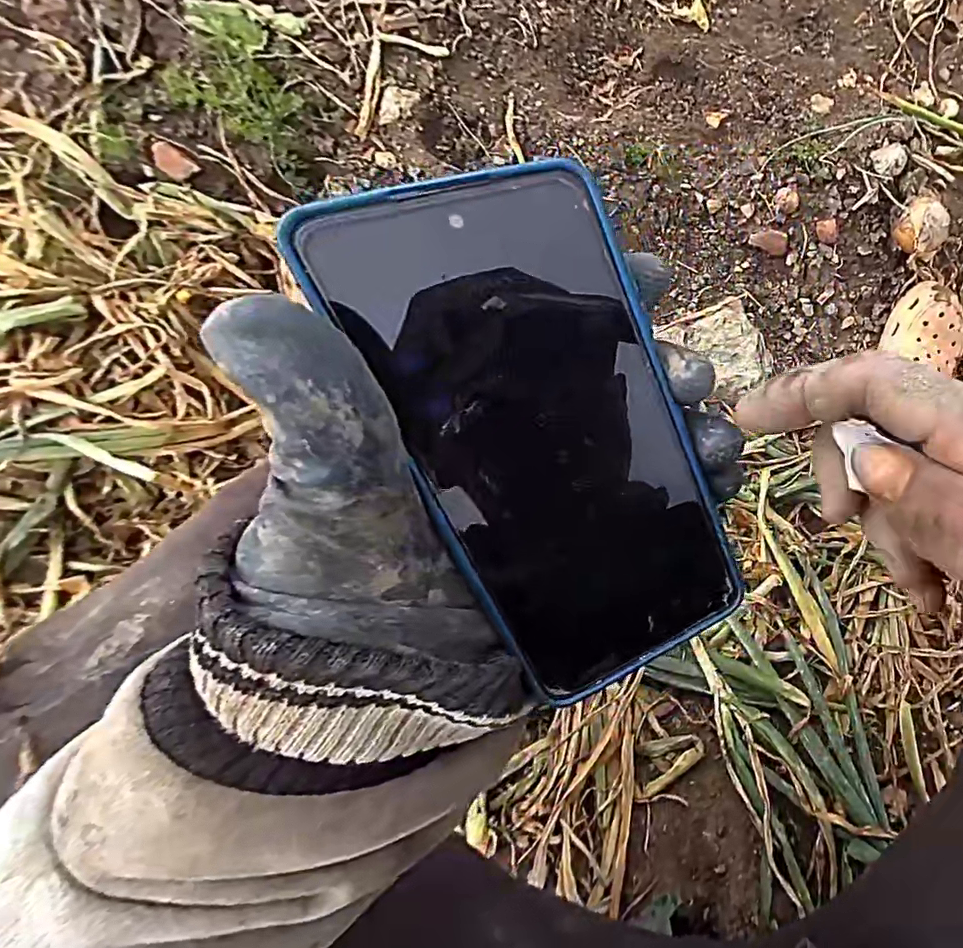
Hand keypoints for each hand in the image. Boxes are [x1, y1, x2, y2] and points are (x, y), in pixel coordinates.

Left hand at [201, 252, 742, 661]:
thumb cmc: (341, 574)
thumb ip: (317, 407)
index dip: (607, 289)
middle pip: (631, 375)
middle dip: (673, 361)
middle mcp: (545, 426)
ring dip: (701, 425)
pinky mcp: (611, 534)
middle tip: (689, 375)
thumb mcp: (326, 485)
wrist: (378, 686)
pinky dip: (706, 484)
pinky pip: (673, 498)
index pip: (554, 324)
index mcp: (489, 393)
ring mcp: (586, 481)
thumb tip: (243, 315)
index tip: (648, 275)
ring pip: (664, 434)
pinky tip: (719, 483)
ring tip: (715, 440)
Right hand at [734, 352, 962, 720]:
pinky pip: (921, 491)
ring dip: (887, 525)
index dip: (810, 390)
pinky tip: (939, 584)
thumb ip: (947, 511)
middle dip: (848, 474)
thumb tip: (868, 457)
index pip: (887, 384)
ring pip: (893, 462)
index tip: (747, 415)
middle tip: (847, 531)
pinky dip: (909, 536)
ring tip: (929, 589)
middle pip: (878, 413)